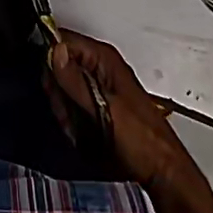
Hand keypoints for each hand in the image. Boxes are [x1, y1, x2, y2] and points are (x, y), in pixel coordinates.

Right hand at [46, 29, 195, 191]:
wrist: (161, 172)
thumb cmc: (142, 140)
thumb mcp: (104, 109)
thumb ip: (76, 81)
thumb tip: (55, 51)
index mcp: (104, 58)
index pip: (63, 41)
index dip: (51, 61)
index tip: (52, 85)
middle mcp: (100, 66)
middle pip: (59, 65)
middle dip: (58, 92)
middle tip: (68, 113)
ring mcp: (98, 85)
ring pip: (62, 87)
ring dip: (64, 109)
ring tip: (78, 127)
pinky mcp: (97, 103)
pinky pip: (71, 103)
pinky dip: (70, 118)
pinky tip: (80, 132)